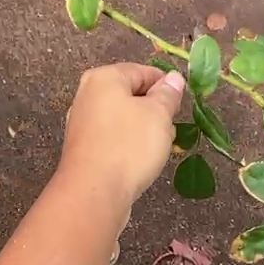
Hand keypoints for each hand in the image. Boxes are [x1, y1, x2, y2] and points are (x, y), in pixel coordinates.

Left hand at [56, 62, 185, 204]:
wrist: (94, 193)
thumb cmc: (129, 147)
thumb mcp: (159, 116)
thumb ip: (168, 95)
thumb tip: (174, 79)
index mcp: (104, 78)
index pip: (142, 71)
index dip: (166, 85)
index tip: (181, 102)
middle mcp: (87, 96)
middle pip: (129, 95)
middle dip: (154, 110)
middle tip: (171, 128)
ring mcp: (81, 124)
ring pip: (121, 119)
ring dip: (143, 129)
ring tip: (160, 147)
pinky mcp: (83, 150)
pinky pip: (112, 139)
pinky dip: (128, 144)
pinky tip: (140, 160)